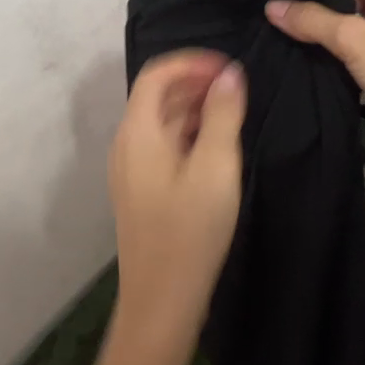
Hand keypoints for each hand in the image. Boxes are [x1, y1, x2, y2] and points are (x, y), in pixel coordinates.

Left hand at [108, 50, 245, 340]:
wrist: (161, 302)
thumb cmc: (190, 232)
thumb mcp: (216, 168)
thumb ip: (223, 116)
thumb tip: (231, 73)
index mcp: (137, 132)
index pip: (156, 75)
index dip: (191, 62)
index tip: (229, 68)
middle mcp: (126, 144)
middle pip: (156, 96)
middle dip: (195, 83)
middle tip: (237, 89)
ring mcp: (131, 169)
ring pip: (160, 121)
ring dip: (193, 108)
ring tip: (233, 112)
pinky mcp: (141, 189)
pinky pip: (162, 144)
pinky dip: (187, 132)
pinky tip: (216, 146)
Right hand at [265, 0, 364, 152]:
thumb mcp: (352, 40)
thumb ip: (310, 19)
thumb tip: (271, 6)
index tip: (313, 8)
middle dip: (319, 1)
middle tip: (298, 25)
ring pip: (344, 8)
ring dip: (324, 24)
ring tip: (303, 41)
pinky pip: (351, 31)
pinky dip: (334, 40)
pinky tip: (318, 55)